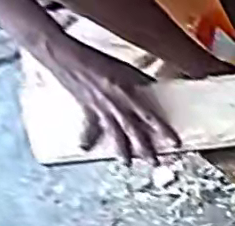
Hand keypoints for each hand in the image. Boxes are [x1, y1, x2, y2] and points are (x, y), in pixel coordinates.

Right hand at [46, 40, 177, 163]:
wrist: (58, 50)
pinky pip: (87, 125)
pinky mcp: (85, 106)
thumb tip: (158, 88)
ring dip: (120, 149)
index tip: (176, 144)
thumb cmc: (95, 58)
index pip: (151, 118)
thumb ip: (143, 82)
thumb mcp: (126, 69)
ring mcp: (100, 108)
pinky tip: (84, 148)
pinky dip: (86, 137)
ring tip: (126, 164)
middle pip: (134, 131)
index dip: (164, 131)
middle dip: (145, 148)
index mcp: (128, 97)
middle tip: (155, 164)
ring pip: (114, 133)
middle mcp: (116, 106)